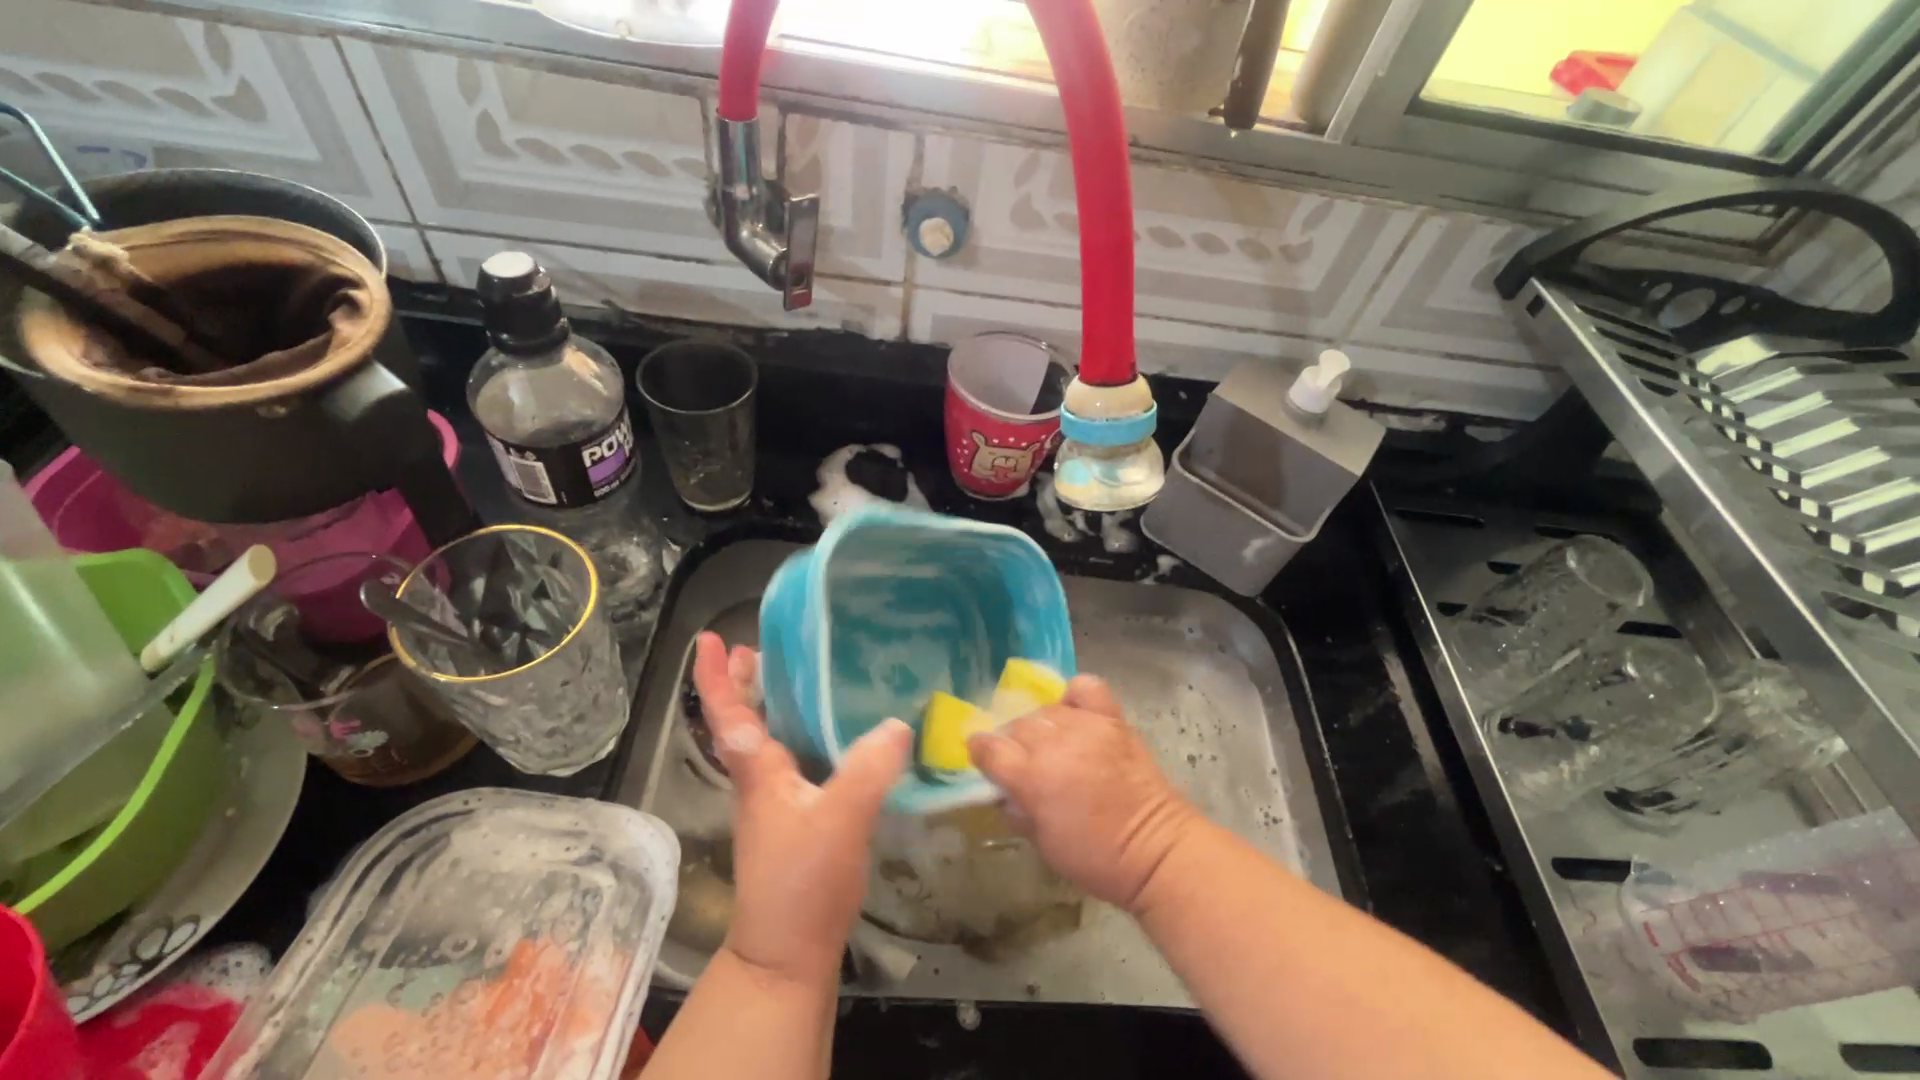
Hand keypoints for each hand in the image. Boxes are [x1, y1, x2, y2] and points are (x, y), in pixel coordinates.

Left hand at [691, 631, 910, 985]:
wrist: (787, 952)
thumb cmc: (802, 882)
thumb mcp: (840, 820)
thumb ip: (867, 770)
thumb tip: (895, 724)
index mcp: (758, 774)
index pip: (729, 715)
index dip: (717, 676)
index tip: (708, 639)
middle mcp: (758, 783)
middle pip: (742, 723)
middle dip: (742, 685)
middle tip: (753, 648)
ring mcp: (774, 805)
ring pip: (766, 743)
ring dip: (769, 708)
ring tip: (791, 679)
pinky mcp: (794, 822)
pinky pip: (791, 764)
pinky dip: (800, 738)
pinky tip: (832, 740)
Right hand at [966, 675, 1199, 912]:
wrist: (1154, 851)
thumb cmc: (1094, 858)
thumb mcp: (1041, 845)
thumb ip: (1017, 810)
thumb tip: (1006, 791)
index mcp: (1032, 777)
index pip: (989, 748)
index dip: (980, 752)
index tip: (982, 758)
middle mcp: (1055, 744)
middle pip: (1016, 725)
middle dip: (1012, 742)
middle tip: (1022, 763)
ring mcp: (1086, 728)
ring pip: (1046, 709)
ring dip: (1041, 725)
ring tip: (1051, 744)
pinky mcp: (1113, 721)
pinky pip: (1086, 688)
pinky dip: (1074, 696)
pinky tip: (1075, 715)